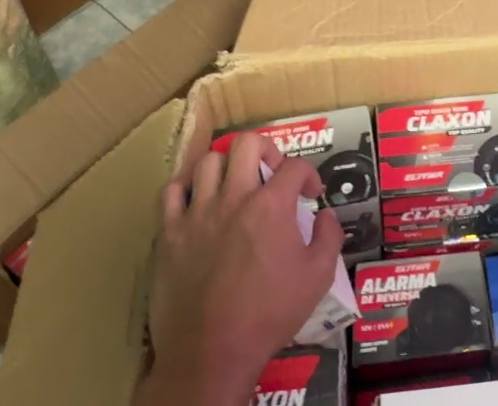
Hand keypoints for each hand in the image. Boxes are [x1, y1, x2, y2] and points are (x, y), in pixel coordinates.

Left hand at [141, 133, 344, 405]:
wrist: (211, 352)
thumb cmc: (268, 314)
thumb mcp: (317, 278)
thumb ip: (328, 237)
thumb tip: (326, 215)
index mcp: (271, 206)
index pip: (294, 165)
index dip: (308, 174)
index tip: (310, 194)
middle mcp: (233, 198)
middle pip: (246, 143)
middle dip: (266, 149)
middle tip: (271, 171)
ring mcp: (196, 214)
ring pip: (207, 162)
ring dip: (226, 167)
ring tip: (233, 185)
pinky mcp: (168, 234)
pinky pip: (170, 193)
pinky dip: (185, 189)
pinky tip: (196, 202)